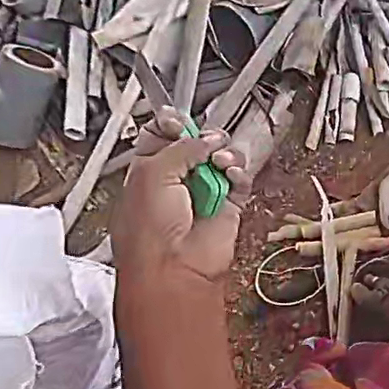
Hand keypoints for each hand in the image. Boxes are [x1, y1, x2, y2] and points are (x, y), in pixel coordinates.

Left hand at [112, 108, 250, 281]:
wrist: (175, 267)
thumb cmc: (149, 230)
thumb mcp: (152, 173)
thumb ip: (181, 147)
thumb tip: (209, 140)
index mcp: (148, 170)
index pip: (161, 135)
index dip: (171, 124)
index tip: (177, 121)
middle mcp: (177, 180)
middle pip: (197, 144)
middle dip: (204, 138)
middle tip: (205, 143)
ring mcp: (204, 192)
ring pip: (223, 159)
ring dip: (224, 156)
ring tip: (220, 163)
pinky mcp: (229, 206)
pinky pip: (241, 181)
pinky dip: (239, 175)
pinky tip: (230, 177)